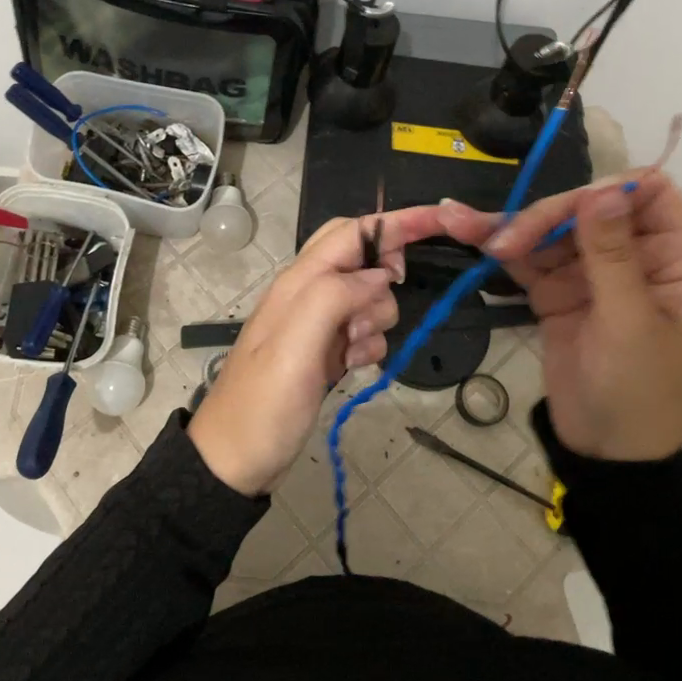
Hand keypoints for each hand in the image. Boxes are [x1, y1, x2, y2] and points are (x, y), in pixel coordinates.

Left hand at [187, 206, 447, 495]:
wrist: (236, 459)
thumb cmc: (263, 405)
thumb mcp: (295, 348)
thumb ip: (335, 298)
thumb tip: (379, 276)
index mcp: (298, 281)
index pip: (353, 231)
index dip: (397, 223)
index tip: (444, 221)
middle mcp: (307, 293)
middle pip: (363, 258)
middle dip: (385, 279)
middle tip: (373, 314)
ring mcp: (316, 324)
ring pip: (368, 296)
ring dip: (375, 320)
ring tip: (351, 351)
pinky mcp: (324, 351)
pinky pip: (364, 331)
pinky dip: (369, 345)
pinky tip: (351, 366)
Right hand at [439, 172, 681, 461]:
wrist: (617, 458)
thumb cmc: (645, 393)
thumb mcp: (631, 324)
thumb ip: (612, 255)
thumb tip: (602, 189)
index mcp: (671, 258)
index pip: (649, 194)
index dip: (610, 189)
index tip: (569, 208)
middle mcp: (631, 257)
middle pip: (585, 209)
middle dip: (543, 217)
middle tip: (504, 243)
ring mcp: (589, 276)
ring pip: (549, 233)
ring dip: (508, 227)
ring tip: (460, 224)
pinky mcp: (555, 296)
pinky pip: (526, 262)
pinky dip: (498, 249)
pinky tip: (465, 233)